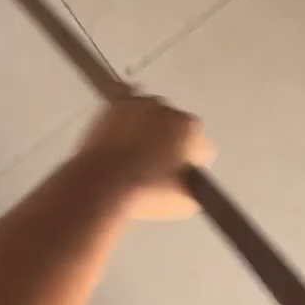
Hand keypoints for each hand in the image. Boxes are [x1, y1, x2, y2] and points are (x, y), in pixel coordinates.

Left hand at [73, 94, 213, 219]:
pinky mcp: (115, 105)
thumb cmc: (148, 193)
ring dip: (150, 131)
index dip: (192, 164)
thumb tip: (192, 182)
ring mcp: (141, 103)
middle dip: (171, 143)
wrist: (102, 183)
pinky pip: (128, 109)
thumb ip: (196, 186)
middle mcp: (170, 109)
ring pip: (153, 117)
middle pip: (178, 128)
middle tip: (156, 167)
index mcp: (192, 129)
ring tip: (135, 156)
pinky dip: (128, 121)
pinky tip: (122, 139)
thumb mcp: (185, 201)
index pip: (202, 147)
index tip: (180, 177)